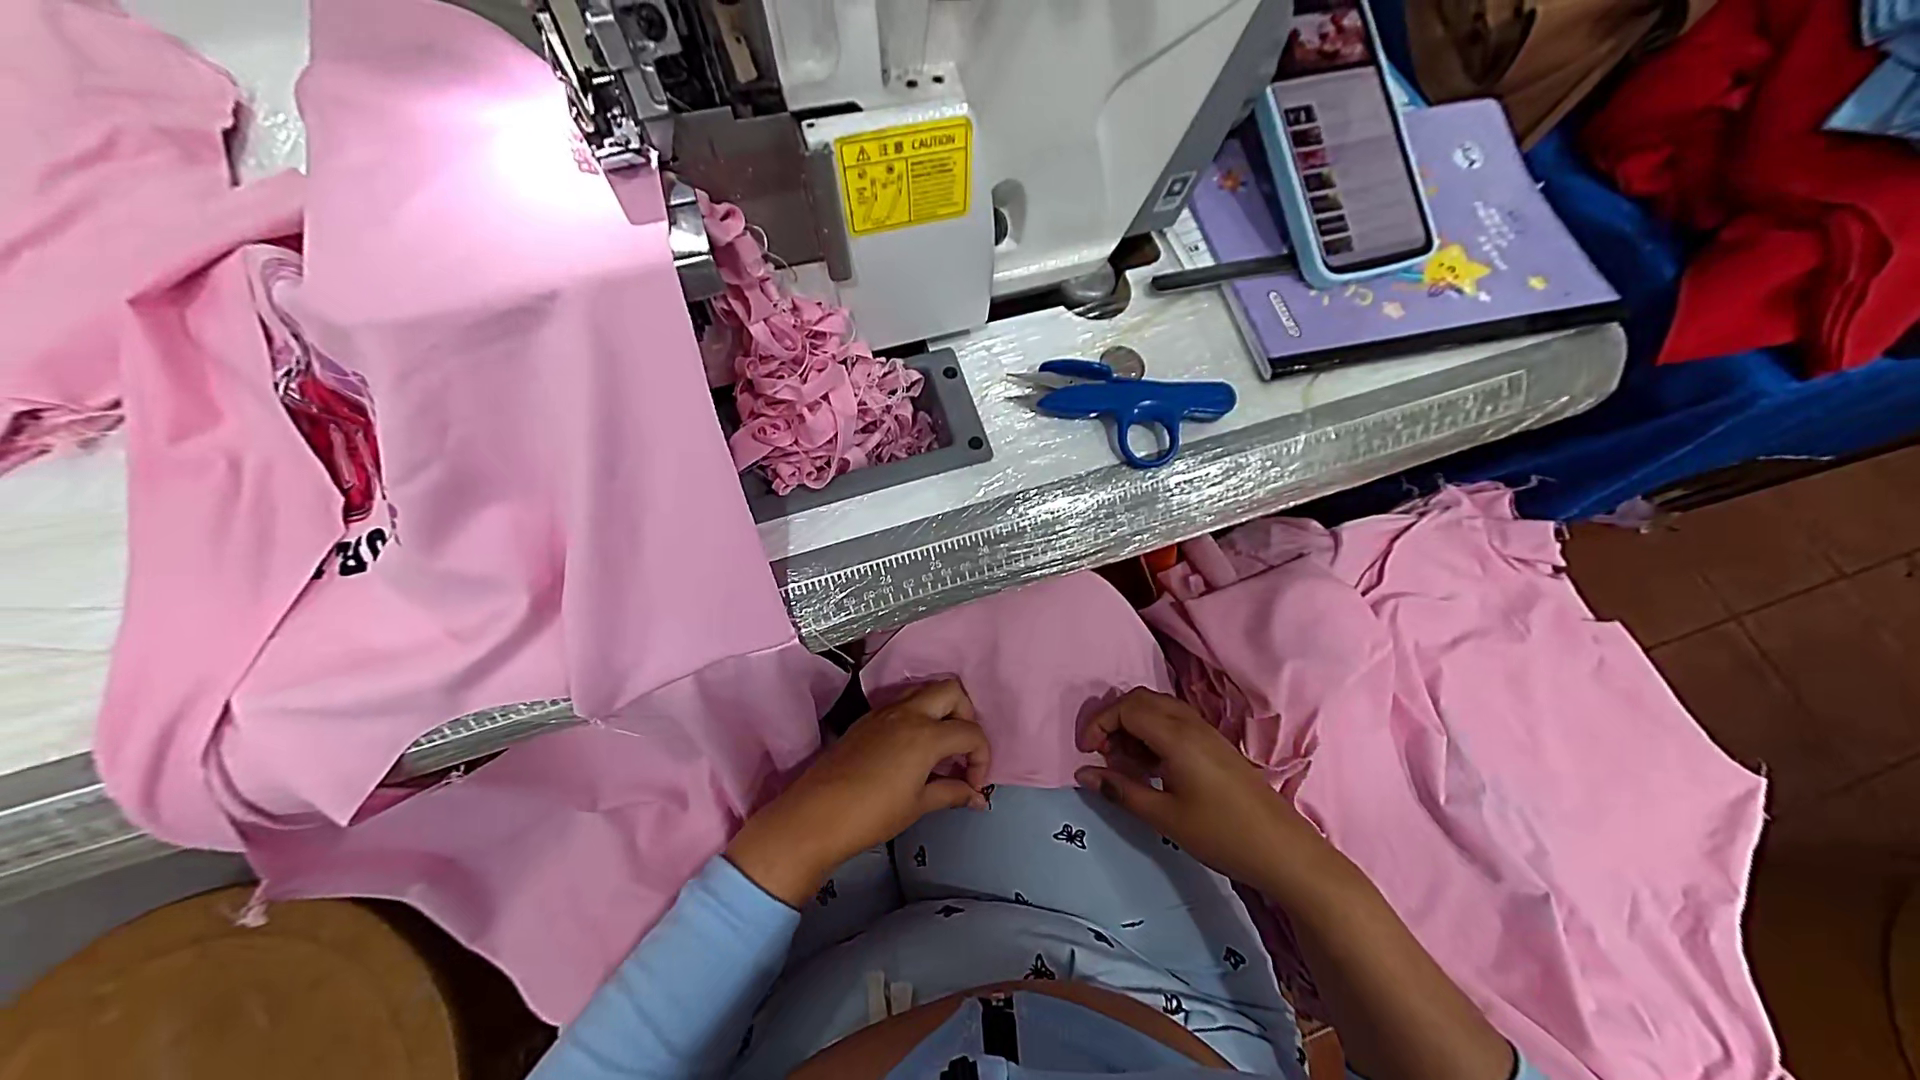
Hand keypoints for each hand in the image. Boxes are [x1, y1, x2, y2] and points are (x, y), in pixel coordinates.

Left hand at [727, 679, 990, 906]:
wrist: (815, 816)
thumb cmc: (869, 815)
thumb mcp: (918, 805)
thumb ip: (952, 792)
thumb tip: (975, 796)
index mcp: (926, 734)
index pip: (971, 732)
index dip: (982, 758)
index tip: (973, 783)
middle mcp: (907, 713)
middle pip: (952, 691)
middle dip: (966, 717)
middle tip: (962, 751)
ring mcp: (884, 712)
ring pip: (925, 691)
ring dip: (941, 711)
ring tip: (940, 748)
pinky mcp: (867, 720)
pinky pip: (902, 703)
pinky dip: (918, 716)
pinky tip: (913, 749)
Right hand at [1075, 687, 1327, 891]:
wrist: (1284, 851)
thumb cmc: (1221, 833)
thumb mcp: (1164, 816)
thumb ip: (1121, 790)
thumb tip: (1084, 773)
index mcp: (1176, 735)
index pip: (1126, 708)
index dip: (1099, 724)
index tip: (1087, 752)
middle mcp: (1191, 723)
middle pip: (1141, 699)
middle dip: (1114, 720)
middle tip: (1104, 754)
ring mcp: (1206, 731)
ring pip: (1158, 708)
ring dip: (1133, 725)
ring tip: (1126, 763)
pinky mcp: (1215, 744)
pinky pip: (1174, 722)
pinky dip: (1152, 733)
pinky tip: (1151, 766)